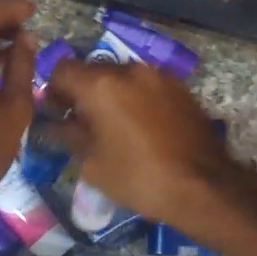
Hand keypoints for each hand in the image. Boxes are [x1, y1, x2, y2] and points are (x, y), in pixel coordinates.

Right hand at [44, 59, 237, 222]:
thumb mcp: (92, 164)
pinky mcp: (181, 87)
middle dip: (83, 92)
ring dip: (112, 94)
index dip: (53, 91)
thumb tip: (54, 125)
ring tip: (115, 126)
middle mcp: (130, 70)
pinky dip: (137, 98)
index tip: (57, 114)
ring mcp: (159, 76)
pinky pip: (147, 85)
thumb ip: (68, 136)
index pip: (62, 70)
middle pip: (93, 70)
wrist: (203, 185)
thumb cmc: (139, 177)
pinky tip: (141, 127)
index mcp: (101, 85)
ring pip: (122, 76)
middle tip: (83, 123)